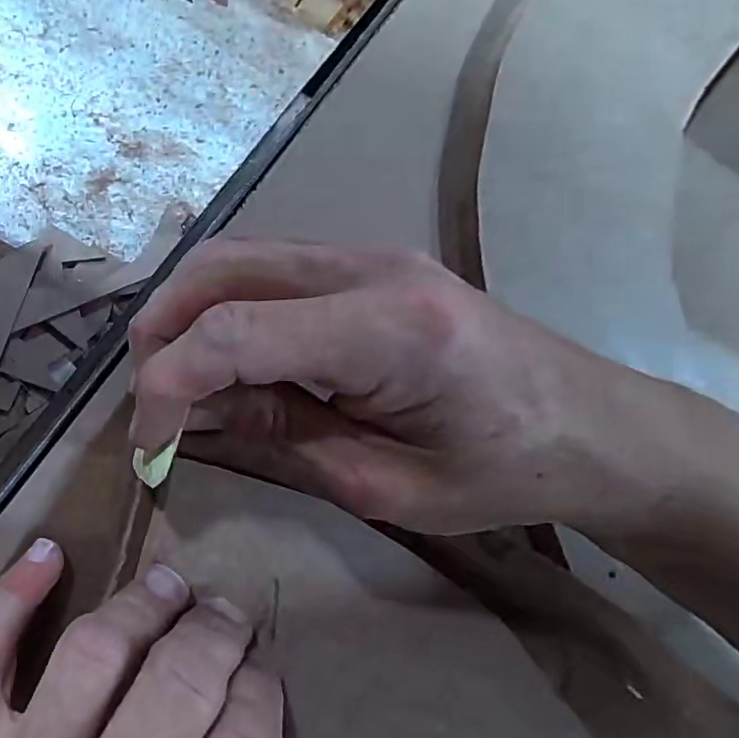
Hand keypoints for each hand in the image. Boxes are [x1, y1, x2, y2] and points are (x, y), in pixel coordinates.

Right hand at [129, 238, 669, 536]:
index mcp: (388, 330)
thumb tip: (191, 412)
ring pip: (232, 258)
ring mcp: (364, 254)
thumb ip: (280, 436)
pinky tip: (220, 358)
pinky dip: (218, 309)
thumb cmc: (504, 472)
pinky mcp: (361, 262)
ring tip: (174, 383)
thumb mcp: (383, 484)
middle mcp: (368, 267)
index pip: (234, 333)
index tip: (147, 444)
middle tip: (150, 406)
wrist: (591, 422)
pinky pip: (261, 270)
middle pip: (218, 269)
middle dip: (160, 336)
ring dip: (182, 316)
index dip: (167, 386)